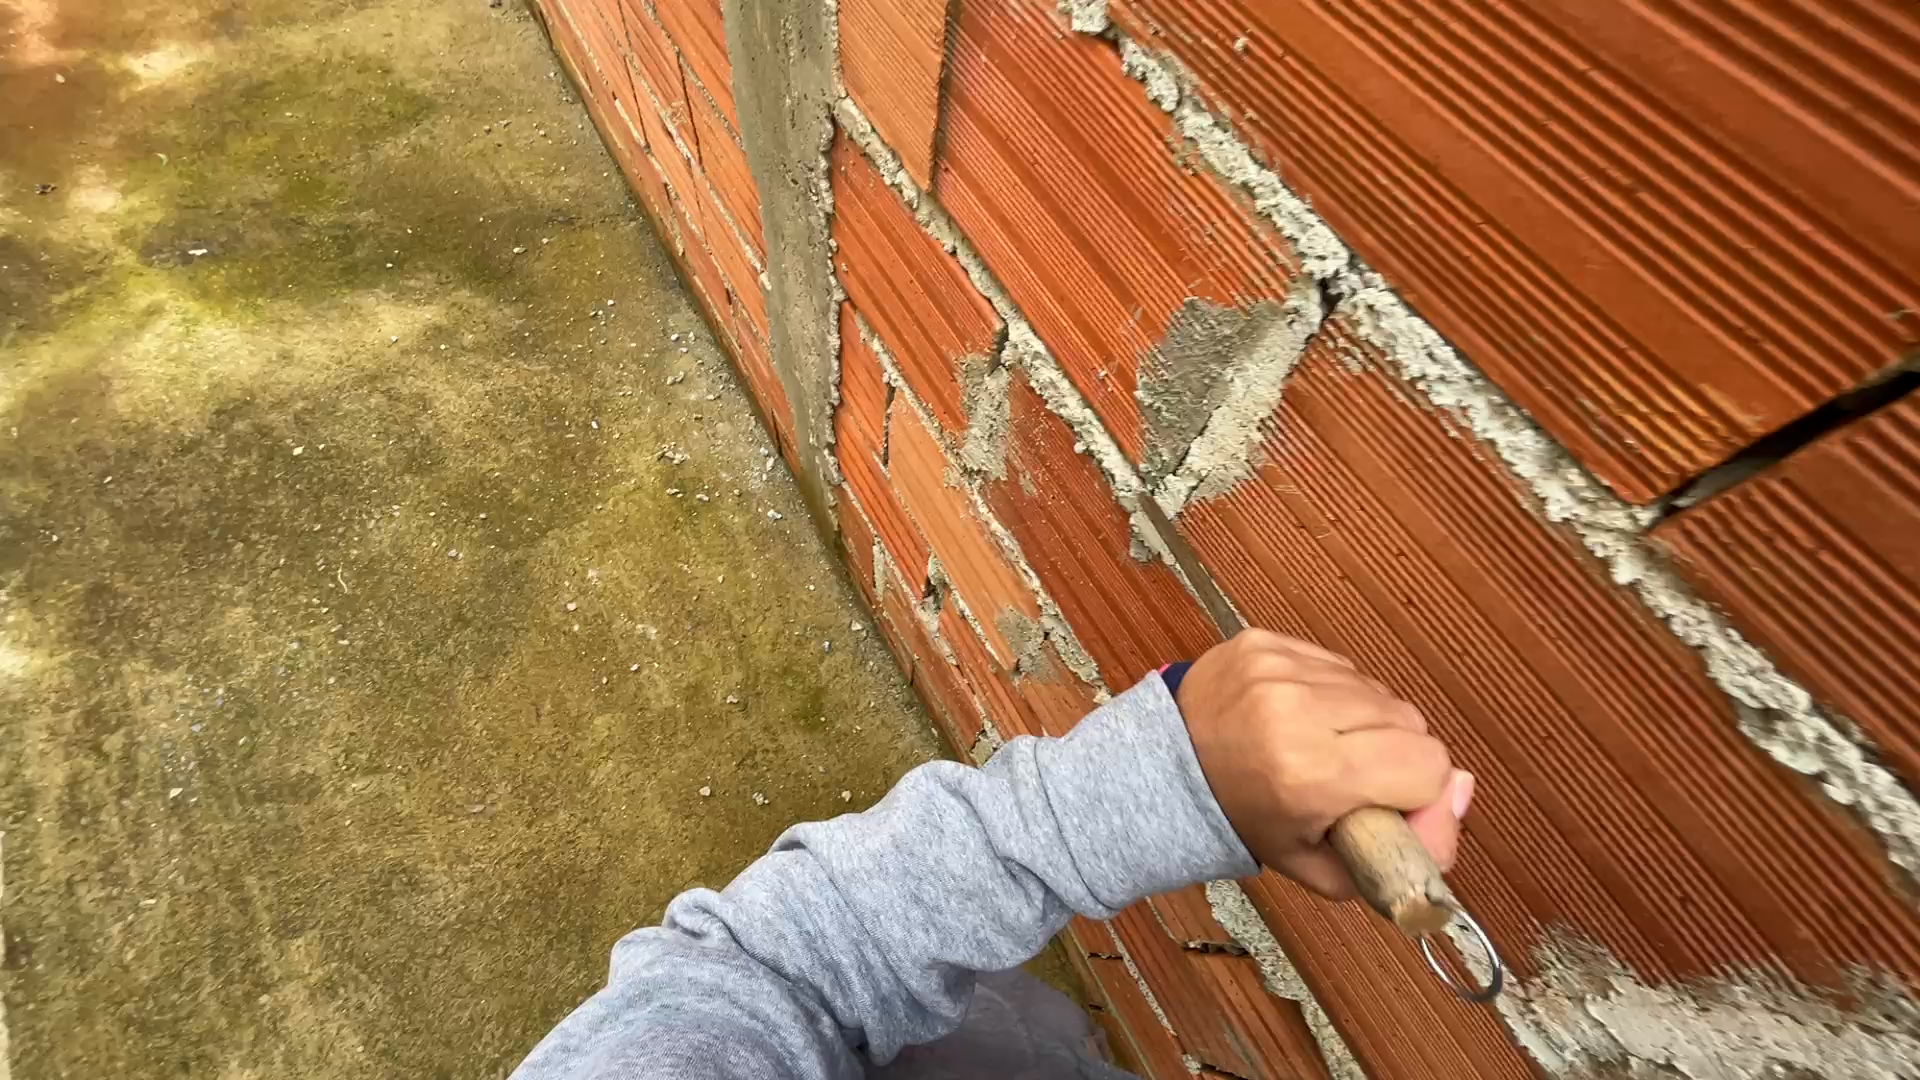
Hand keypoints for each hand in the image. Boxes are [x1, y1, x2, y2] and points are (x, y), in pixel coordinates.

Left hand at [1176, 629, 1473, 899]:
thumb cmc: (1239, 814)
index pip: (1428, 765)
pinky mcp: (1262, 641)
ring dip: (1364, 720)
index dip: (1424, 793)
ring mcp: (1275, 666)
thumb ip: (1408, 849)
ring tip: (1322, 744)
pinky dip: (1331, 691)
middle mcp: (1293, 708)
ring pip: (1374, 689)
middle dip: (1396, 754)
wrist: (1164, 763)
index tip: (1396, 806)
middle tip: (1354, 776)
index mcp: (1309, 771)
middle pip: (1407, 721)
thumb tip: (1462, 788)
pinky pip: (1335, 664)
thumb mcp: (1321, 866)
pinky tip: (1300, 715)